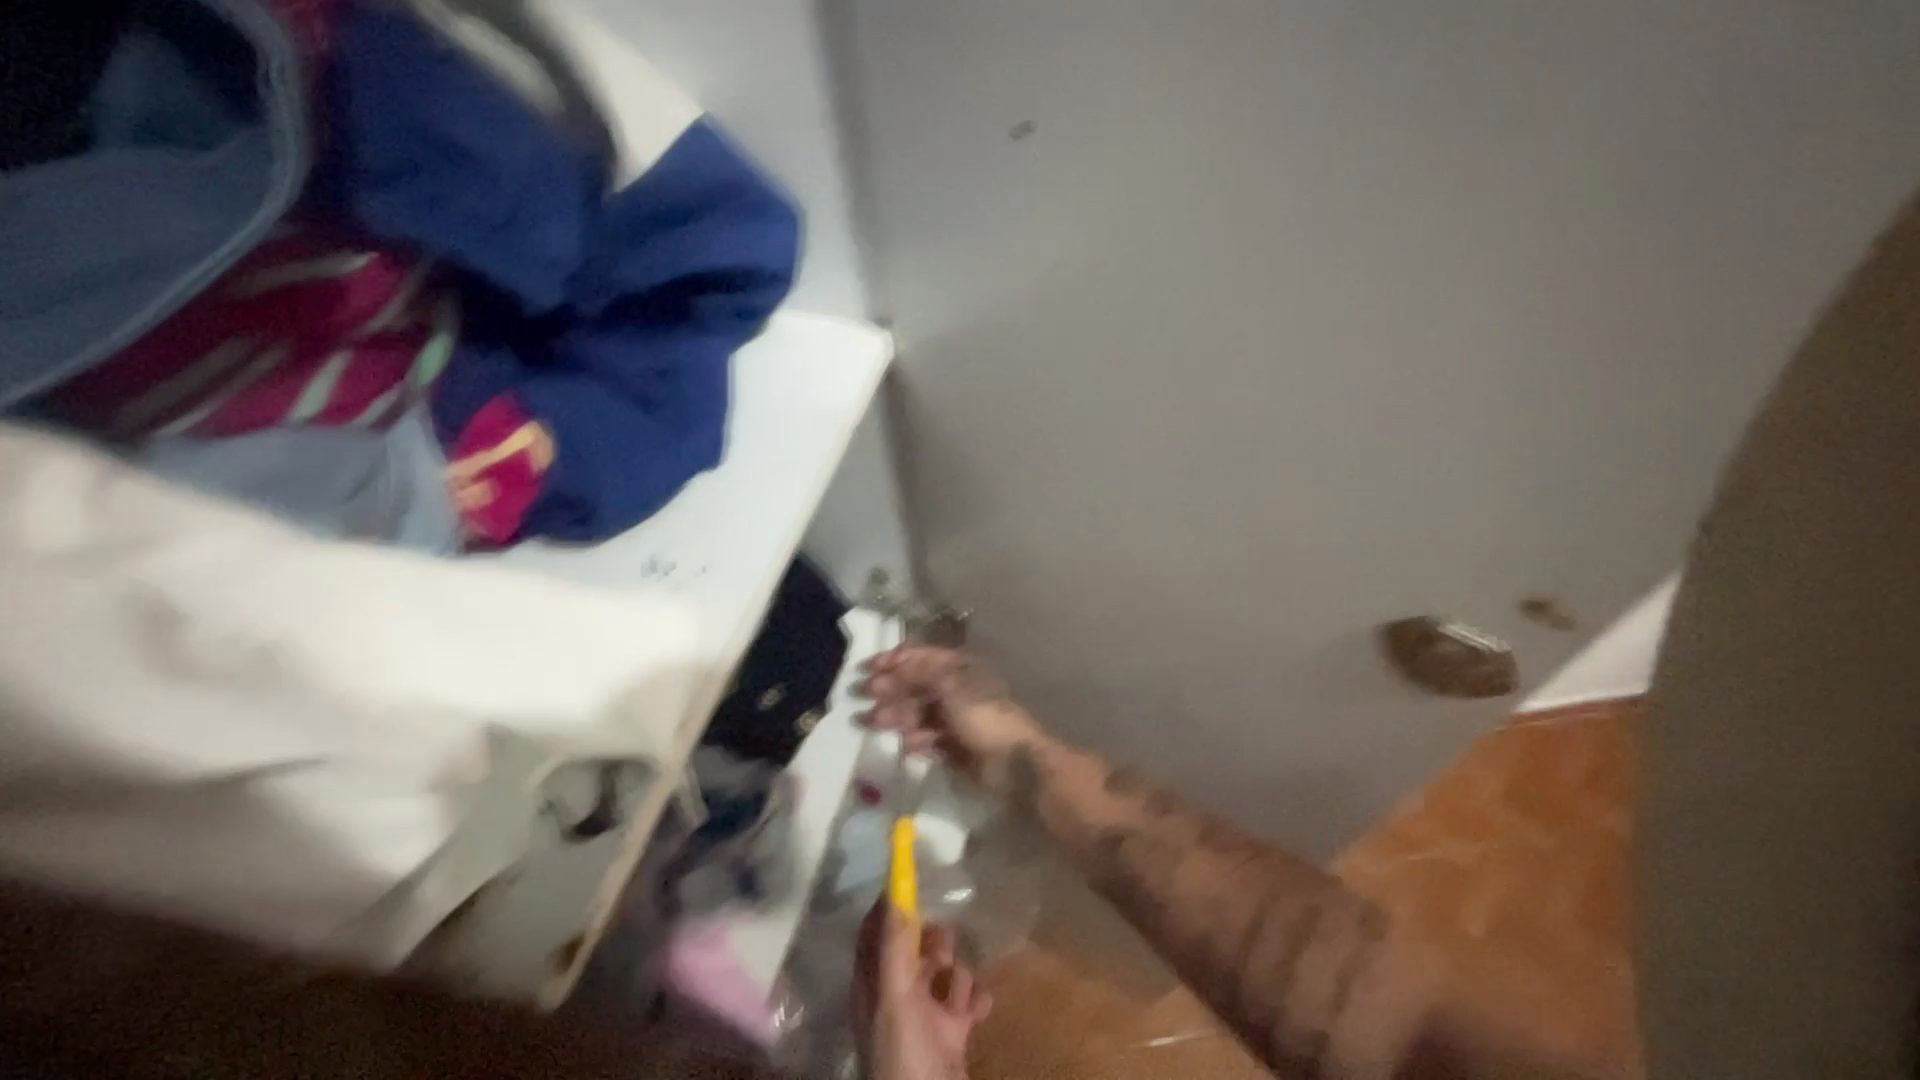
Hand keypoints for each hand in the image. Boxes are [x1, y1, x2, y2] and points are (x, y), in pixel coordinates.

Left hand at [857, 899, 992, 1079]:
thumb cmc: (904, 1056)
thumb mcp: (896, 998)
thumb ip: (895, 947)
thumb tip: (893, 891)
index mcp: (872, 986)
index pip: (875, 933)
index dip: (891, 906)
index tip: (912, 880)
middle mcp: (894, 998)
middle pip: (912, 950)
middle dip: (933, 943)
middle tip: (946, 945)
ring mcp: (923, 1018)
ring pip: (942, 974)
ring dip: (957, 975)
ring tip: (961, 993)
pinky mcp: (949, 1036)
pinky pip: (964, 1002)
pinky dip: (974, 1001)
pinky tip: (980, 1011)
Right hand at [860, 646, 1044, 791]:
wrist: (1013, 764)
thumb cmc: (984, 717)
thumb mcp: (952, 686)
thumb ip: (920, 672)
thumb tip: (894, 664)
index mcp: (959, 670)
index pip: (922, 658)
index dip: (895, 660)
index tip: (869, 668)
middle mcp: (955, 691)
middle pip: (916, 686)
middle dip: (890, 689)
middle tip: (867, 696)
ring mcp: (953, 720)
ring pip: (917, 713)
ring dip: (897, 716)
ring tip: (877, 723)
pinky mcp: (952, 747)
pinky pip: (926, 740)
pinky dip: (915, 741)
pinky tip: (908, 746)